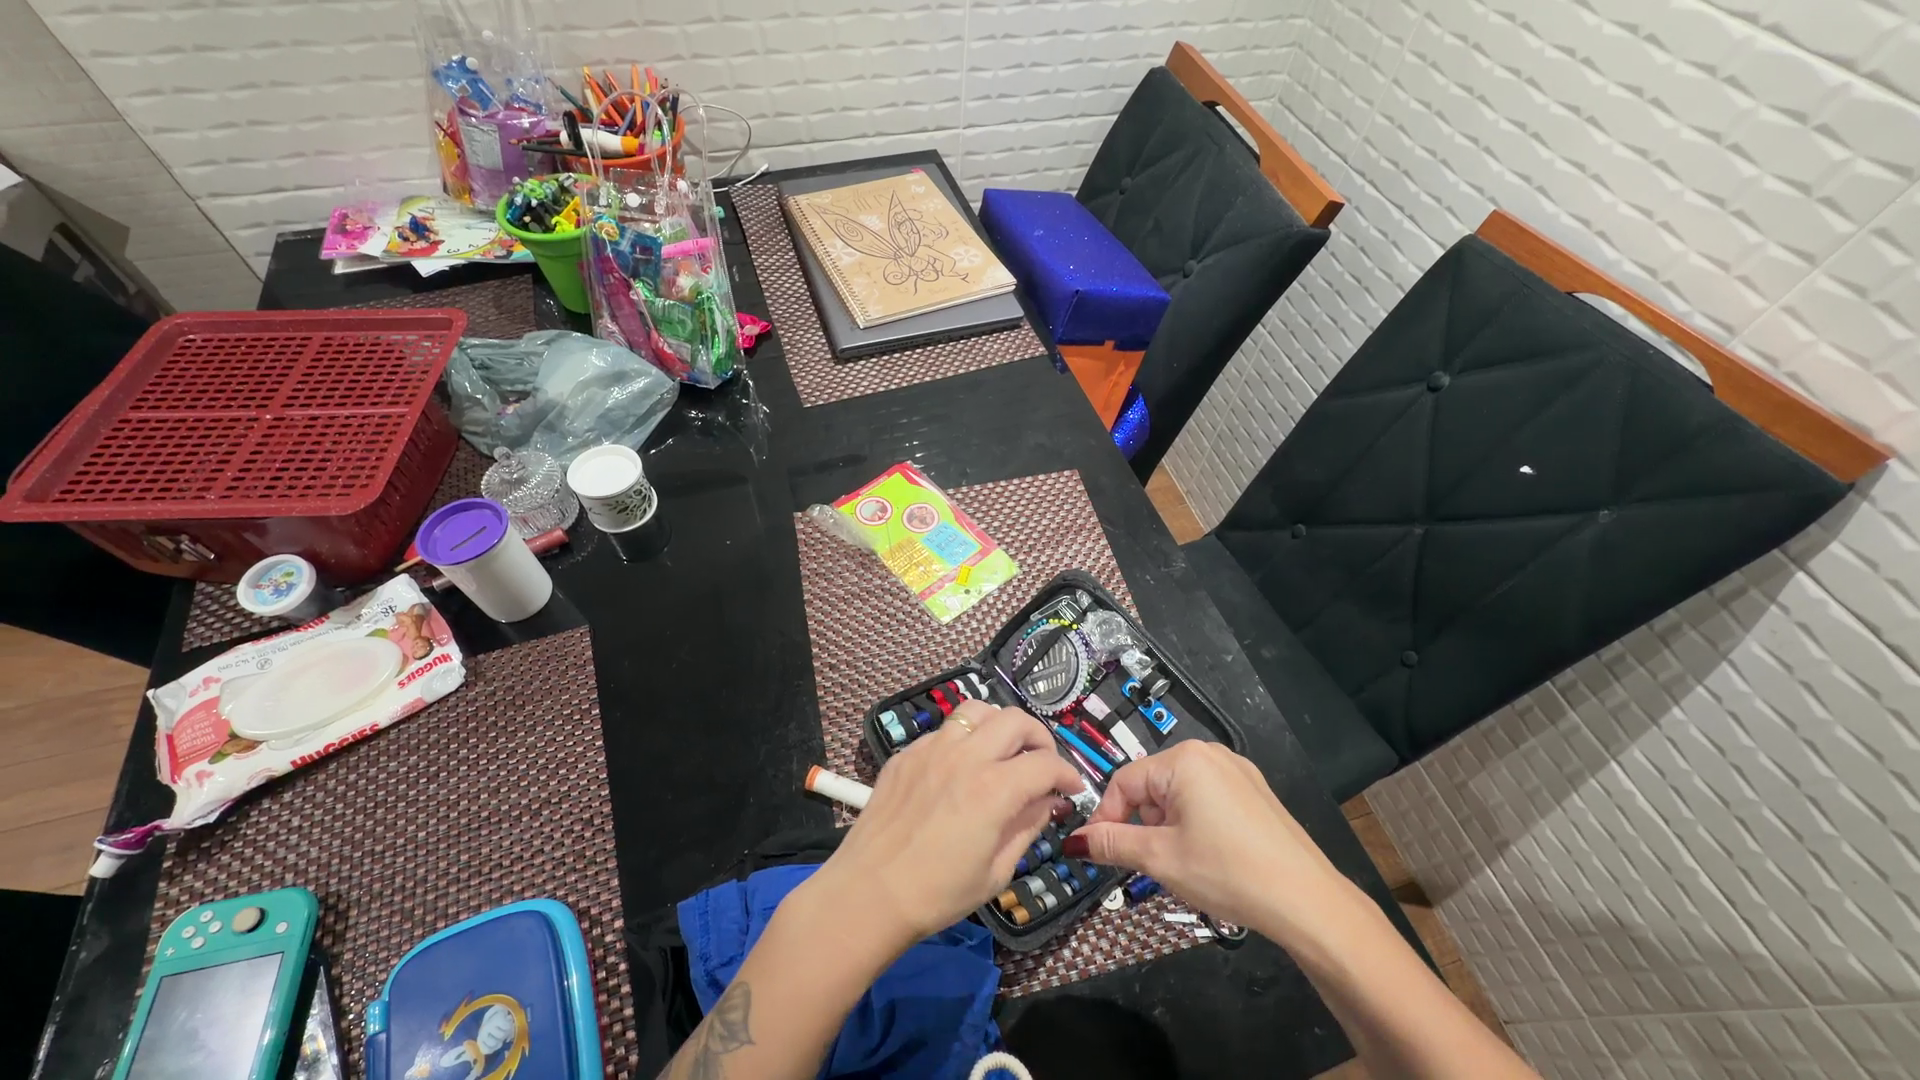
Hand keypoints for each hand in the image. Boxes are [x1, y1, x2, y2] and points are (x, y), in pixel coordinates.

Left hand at [809, 701, 1083, 950]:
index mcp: (994, 789)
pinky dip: (964, 739)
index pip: (1045, 764)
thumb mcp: (996, 872)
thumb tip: (1047, 802)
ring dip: (1000, 727)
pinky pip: (944, 730)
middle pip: (1015, 720)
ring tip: (1003, 752)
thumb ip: (1027, 827)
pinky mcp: (905, 754)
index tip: (1071, 788)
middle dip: (1039, 738)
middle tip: (1042, 763)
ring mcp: (931, 750)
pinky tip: (961, 767)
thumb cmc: (937, 894)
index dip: (1067, 774)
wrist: (868, 894)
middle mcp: (965, 757)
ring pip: (977, 711)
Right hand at [1064, 741, 1354, 943]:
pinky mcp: (1255, 793)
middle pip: (1152, 786)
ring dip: (1168, 827)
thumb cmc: (1227, 872)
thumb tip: (1074, 841)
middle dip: (1144, 824)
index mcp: (1184, 760)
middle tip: (1153, 863)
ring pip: (1179, 795)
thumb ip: (1112, 844)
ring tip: (1186, 864)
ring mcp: (1238, 771)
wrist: (1306, 901)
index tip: (1098, 852)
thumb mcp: (1160, 858)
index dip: (1106, 817)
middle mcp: (1210, 754)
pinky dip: (1196, 825)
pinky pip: (1207, 800)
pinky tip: (1211, 856)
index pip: (1124, 781)